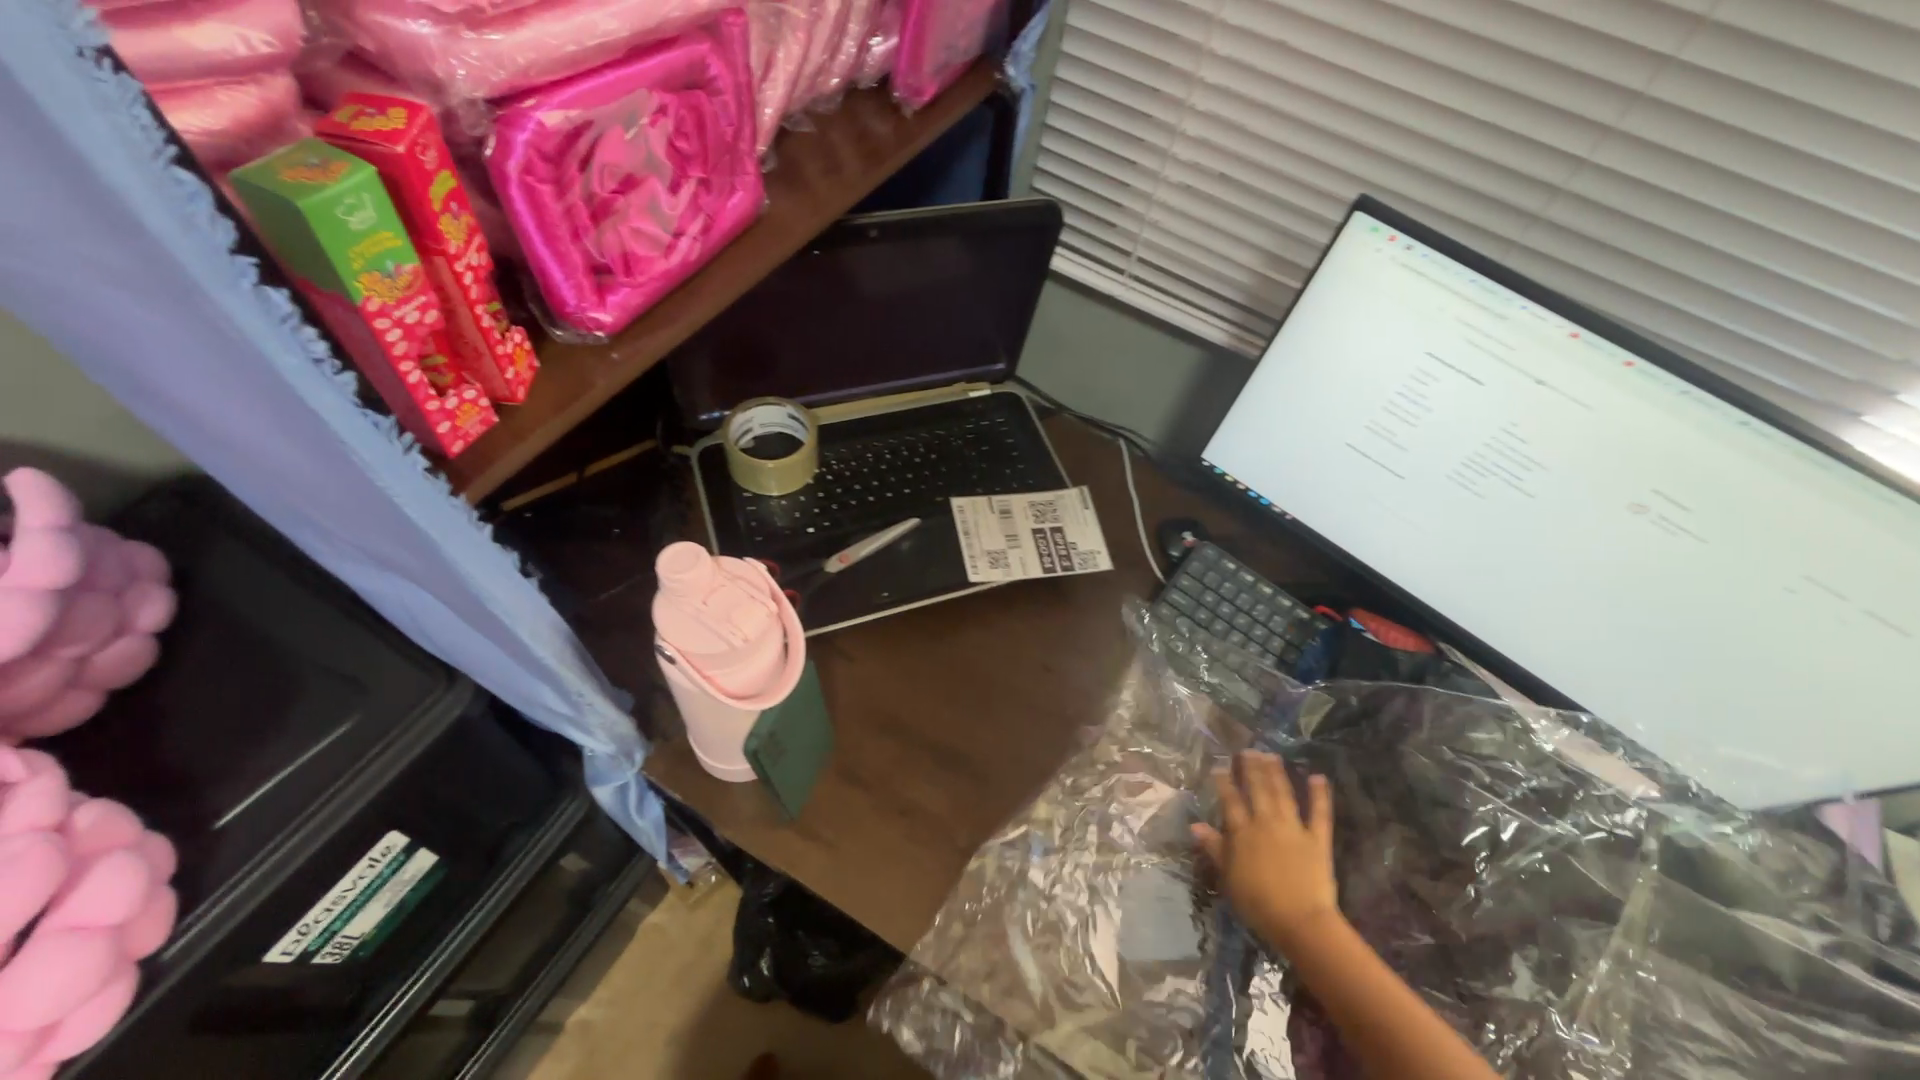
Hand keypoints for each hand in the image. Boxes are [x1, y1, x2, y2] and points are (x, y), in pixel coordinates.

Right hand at [1192, 751, 1340, 950]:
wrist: (1300, 920)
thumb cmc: (1258, 903)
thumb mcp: (1228, 877)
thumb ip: (1215, 848)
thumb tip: (1195, 826)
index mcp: (1243, 833)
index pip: (1231, 801)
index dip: (1224, 783)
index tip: (1220, 766)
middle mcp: (1267, 823)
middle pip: (1258, 790)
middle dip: (1252, 769)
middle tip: (1248, 751)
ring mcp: (1294, 829)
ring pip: (1284, 794)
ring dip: (1277, 773)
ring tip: (1272, 755)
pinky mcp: (1318, 839)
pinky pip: (1319, 813)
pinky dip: (1319, 795)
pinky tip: (1317, 777)